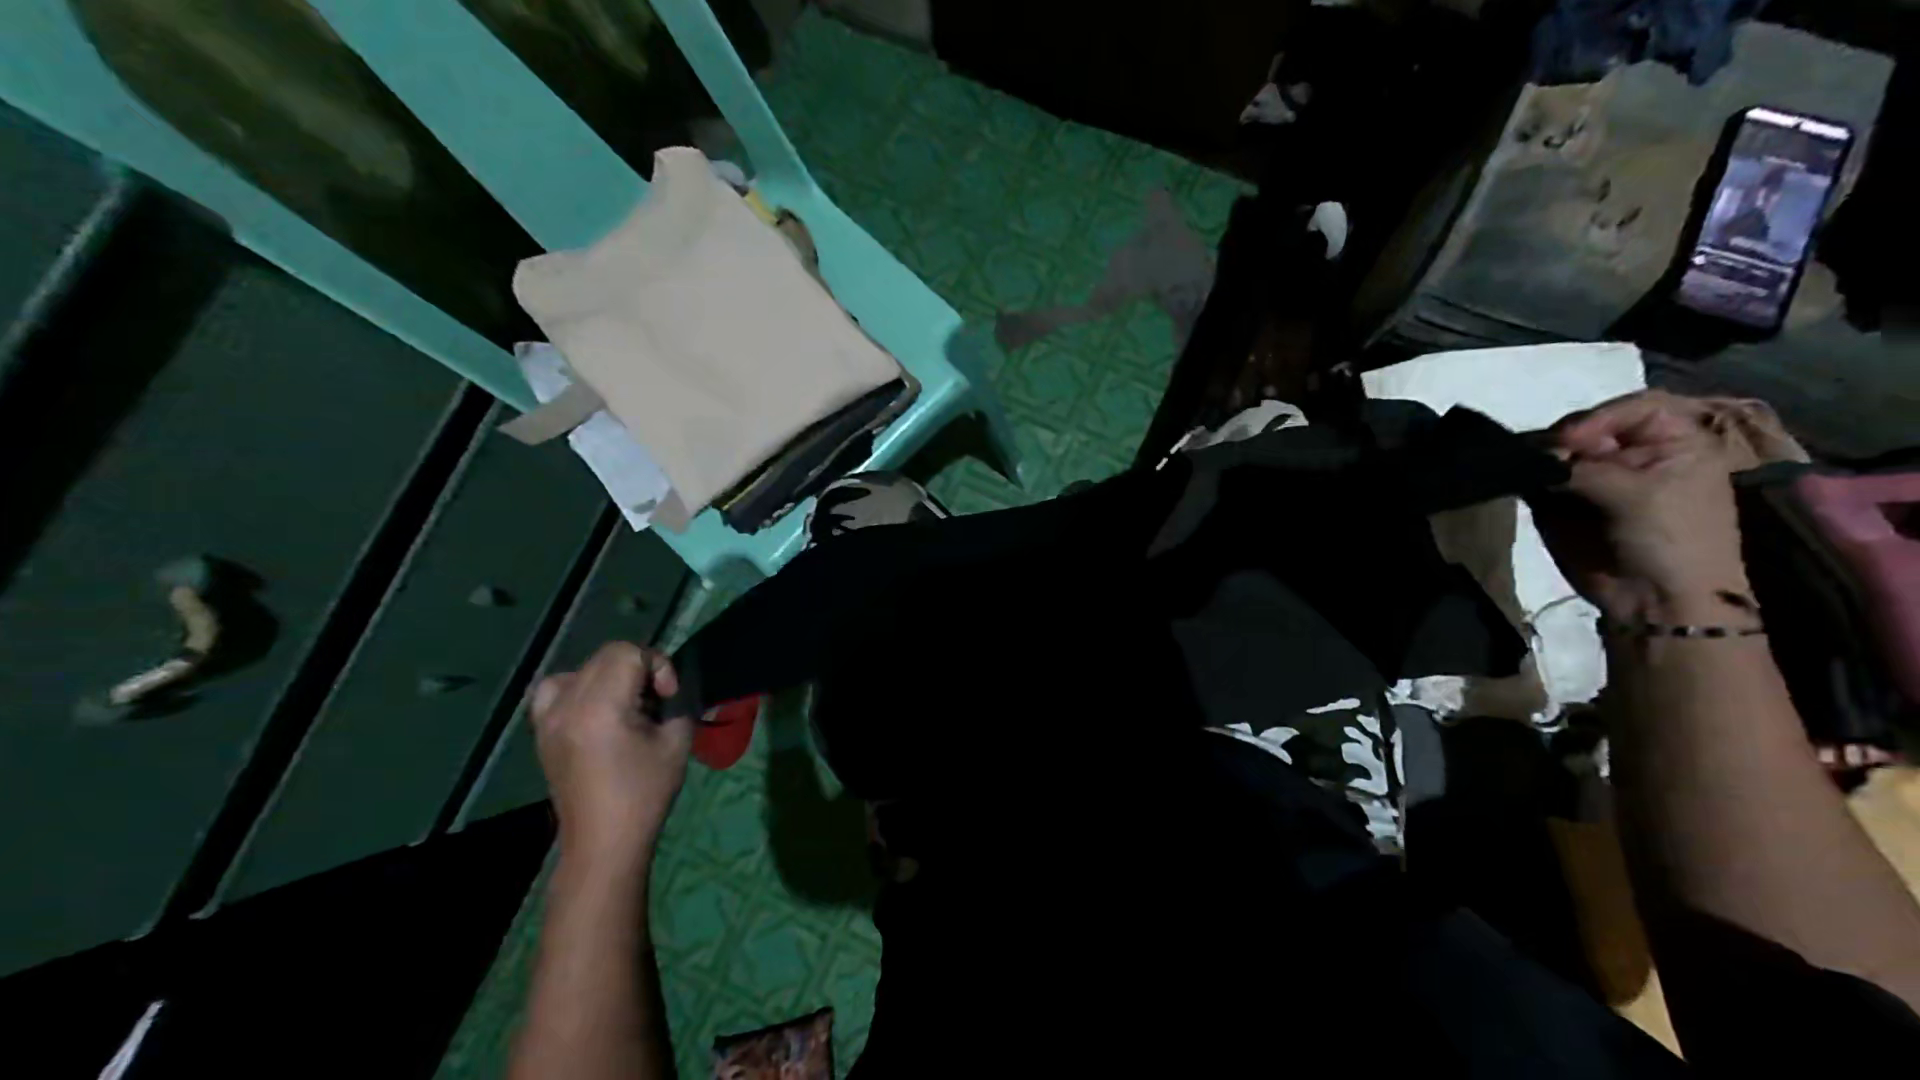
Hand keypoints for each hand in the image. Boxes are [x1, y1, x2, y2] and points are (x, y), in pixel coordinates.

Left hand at [529, 642, 692, 866]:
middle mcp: (567, 705)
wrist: (603, 842)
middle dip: (639, 668)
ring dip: (610, 676)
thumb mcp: (677, 742)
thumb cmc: (645, 793)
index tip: (668, 696)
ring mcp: (548, 718)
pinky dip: (577, 688)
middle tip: (654, 702)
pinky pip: (554, 689)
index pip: (628, 653)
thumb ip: (678, 703)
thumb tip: (671, 688)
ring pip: (582, 668)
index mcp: (600, 707)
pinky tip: (594, 709)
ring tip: (625, 705)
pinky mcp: (542, 731)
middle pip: (607, 656)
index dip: (657, 665)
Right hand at [1534, 390, 1752, 622]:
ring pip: (1557, 452)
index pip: (1633, 407)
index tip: (1570, 441)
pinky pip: (1537, 478)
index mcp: (1673, 442)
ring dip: (1539, 458)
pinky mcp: (1563, 501)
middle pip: (1588, 427)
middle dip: (1562, 440)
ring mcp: (1595, 477)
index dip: (1600, 417)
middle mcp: (1632, 453)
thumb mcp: (1640, 495)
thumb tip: (1528, 454)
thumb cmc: (1672, 540)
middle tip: (1542, 458)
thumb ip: (1583, 469)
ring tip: (1525, 469)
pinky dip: (1526, 478)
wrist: (1655, 598)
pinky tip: (1519, 480)